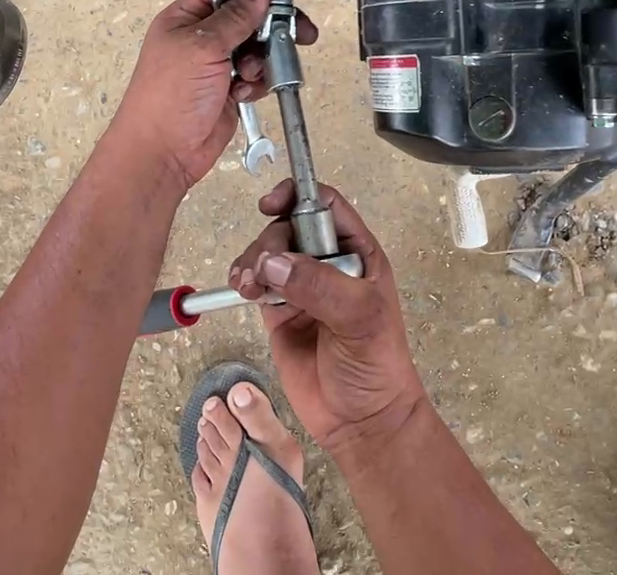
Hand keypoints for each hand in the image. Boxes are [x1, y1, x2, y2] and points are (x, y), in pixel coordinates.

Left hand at [110, 0, 317, 188]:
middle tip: (301, 29)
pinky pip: (258, 75)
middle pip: (249, 16)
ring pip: (258, 47)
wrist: (163, 152)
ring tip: (253, 73)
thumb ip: (236, 15)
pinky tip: (244, 93)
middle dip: (272, 24)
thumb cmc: (169, 95)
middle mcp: (202, 36)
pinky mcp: (231, 88)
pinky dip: (257, 82)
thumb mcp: (202, 46)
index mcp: (186, 17)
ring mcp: (217, 63)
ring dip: (263, 59)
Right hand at [228, 183, 426, 452]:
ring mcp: (301, 286)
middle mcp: (327, 262)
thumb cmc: (376, 363)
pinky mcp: (278, 311)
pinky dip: (243, 279)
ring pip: (268, 252)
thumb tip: (271, 263)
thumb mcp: (360, 317)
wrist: (361, 421)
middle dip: (270, 239)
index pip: (325, 206)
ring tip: (247, 285)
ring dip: (251, 259)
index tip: (271, 204)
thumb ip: (320, 286)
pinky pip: (255, 282)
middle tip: (261, 269)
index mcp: (356, 252)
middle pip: (288, 226)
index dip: (298, 196)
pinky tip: (241, 289)